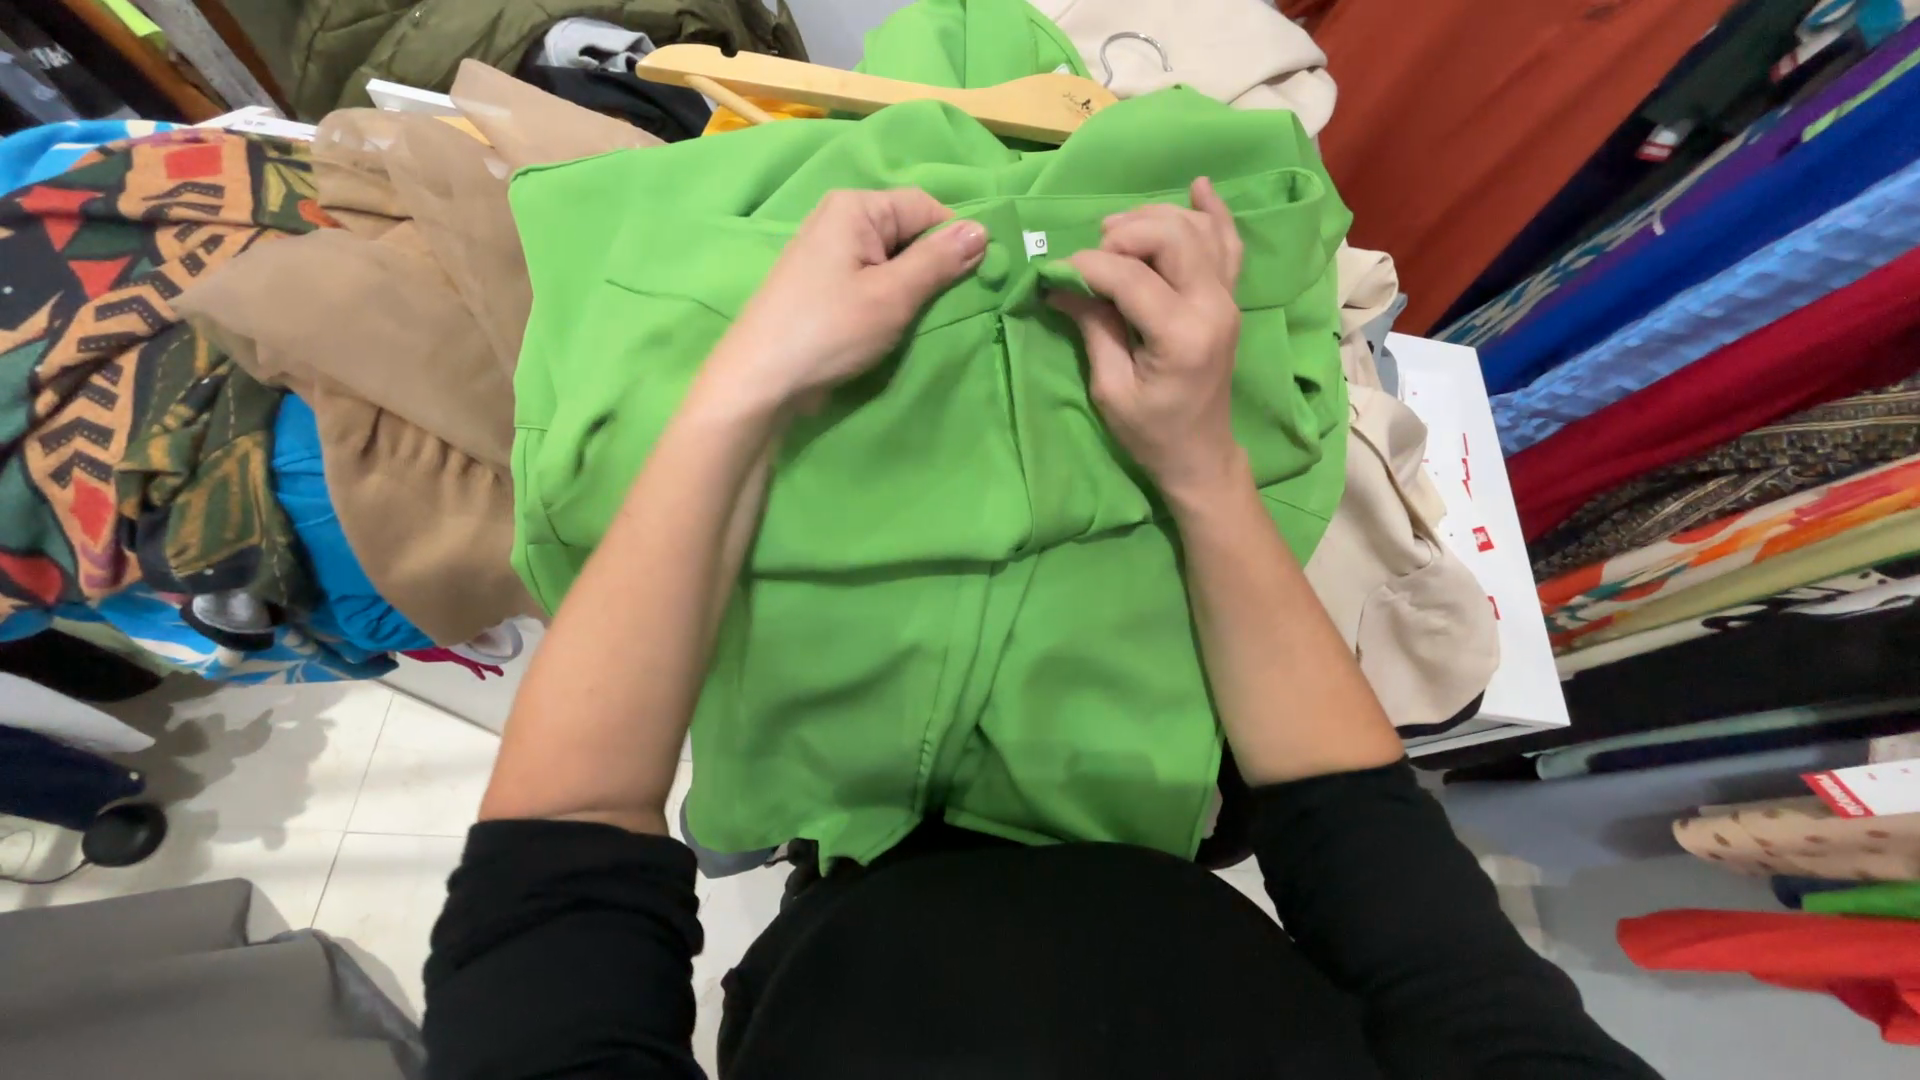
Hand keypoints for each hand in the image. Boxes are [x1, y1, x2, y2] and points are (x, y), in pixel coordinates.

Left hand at [706, 188, 986, 407]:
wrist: (762, 380)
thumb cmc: (829, 330)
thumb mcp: (892, 295)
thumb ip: (938, 261)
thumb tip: (983, 230)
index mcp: (856, 207)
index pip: (926, 207)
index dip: (954, 240)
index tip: (975, 280)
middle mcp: (840, 220)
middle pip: (908, 232)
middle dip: (933, 266)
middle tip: (950, 307)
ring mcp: (829, 255)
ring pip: (892, 261)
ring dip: (913, 289)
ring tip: (921, 320)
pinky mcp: (824, 287)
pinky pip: (871, 282)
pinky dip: (890, 301)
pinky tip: (895, 326)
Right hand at [1051, 176, 1247, 500]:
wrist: (1200, 454)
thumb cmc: (1150, 432)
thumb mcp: (1110, 388)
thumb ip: (1092, 327)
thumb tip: (1060, 284)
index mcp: (1182, 335)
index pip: (1130, 275)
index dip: (1087, 266)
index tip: (1057, 272)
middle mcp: (1213, 306)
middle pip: (1171, 235)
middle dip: (1124, 233)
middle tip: (1094, 255)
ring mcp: (1228, 298)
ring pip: (1197, 229)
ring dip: (1155, 218)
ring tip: (1118, 231)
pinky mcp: (1230, 298)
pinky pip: (1229, 243)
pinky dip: (1214, 213)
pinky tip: (1200, 187)